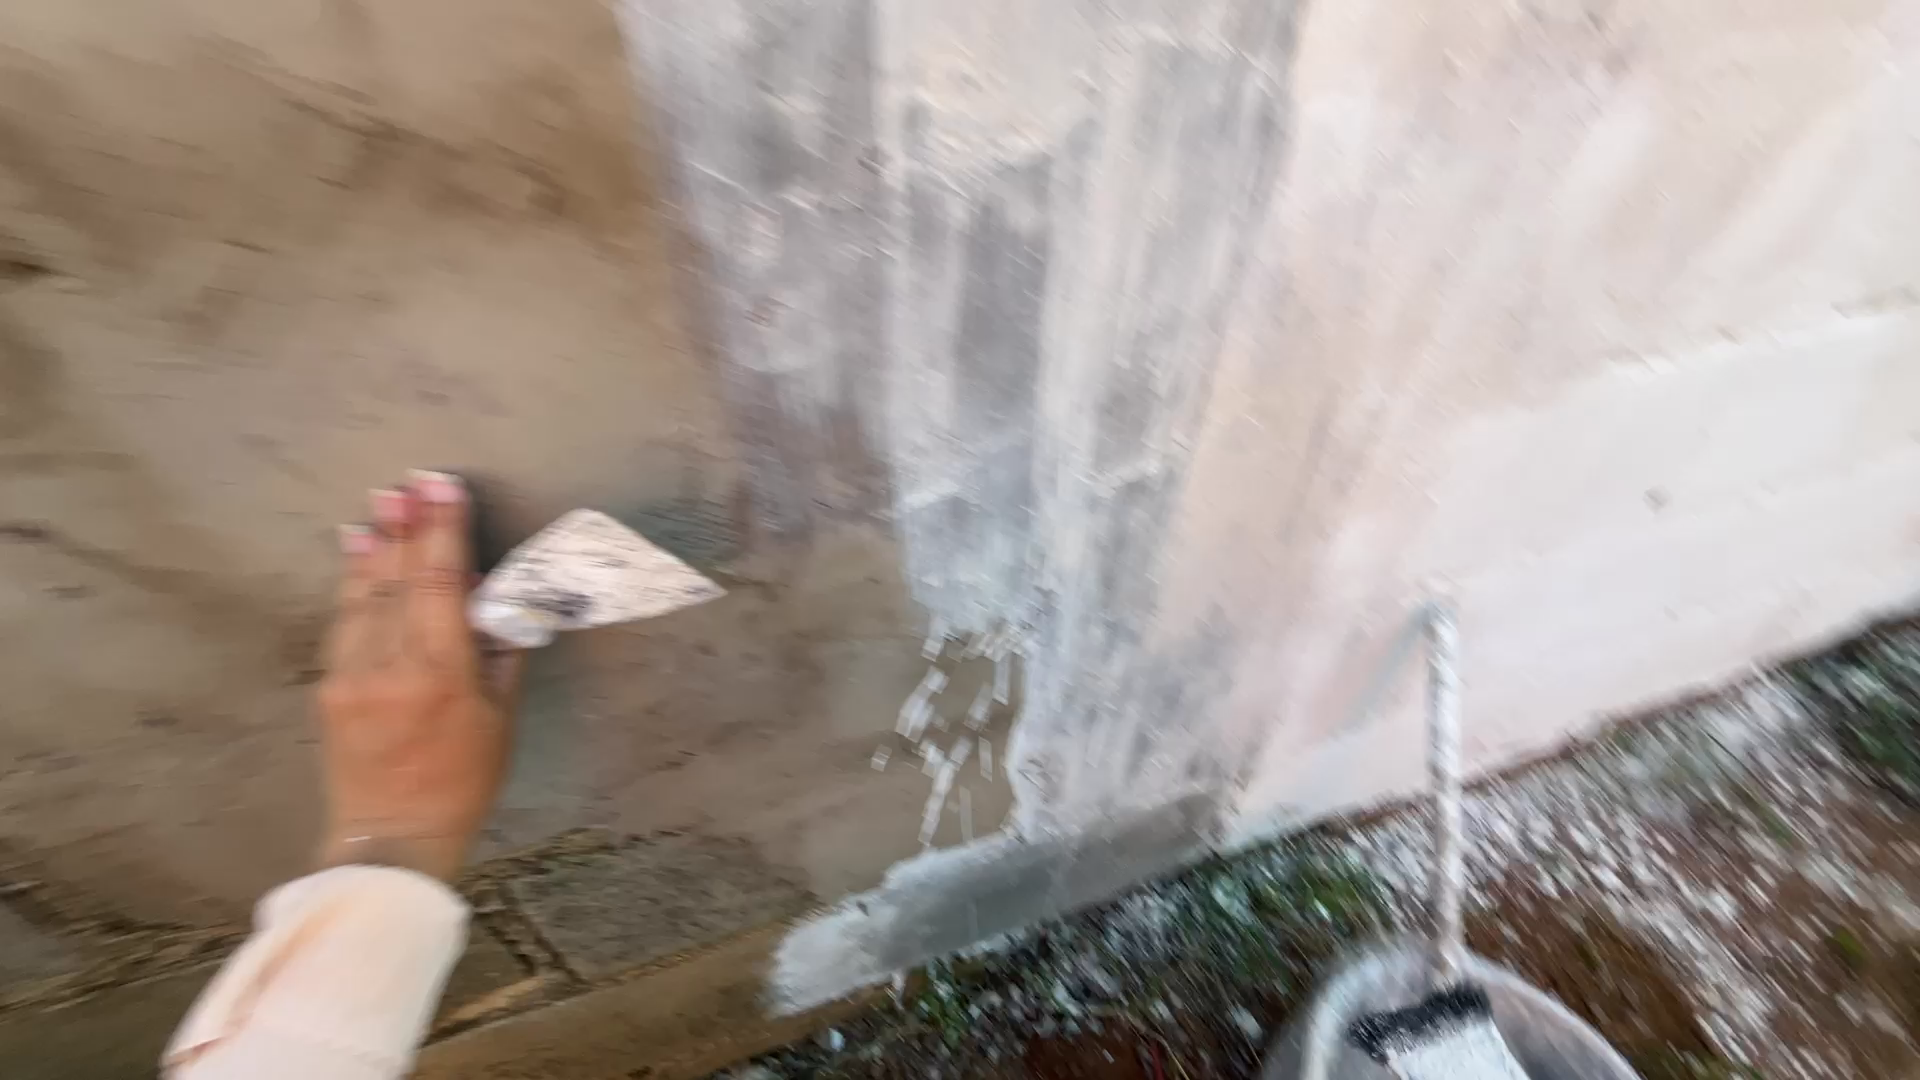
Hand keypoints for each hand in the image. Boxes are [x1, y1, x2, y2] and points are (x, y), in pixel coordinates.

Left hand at [316, 472, 523, 880]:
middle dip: (408, 527)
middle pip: (398, 581)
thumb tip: (491, 599)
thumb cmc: (468, 775)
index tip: (446, 490)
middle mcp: (387, 665)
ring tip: (380, 504)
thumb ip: (498, 651)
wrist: (393, 835)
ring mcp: (349, 674)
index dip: (444, 533)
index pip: (442, 584)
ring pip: (363, 596)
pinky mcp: (329, 686)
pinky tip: (358, 552)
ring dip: (376, 547)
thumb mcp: (502, 714)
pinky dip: (354, 582)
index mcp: (439, 672)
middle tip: (410, 482)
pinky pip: (346, 621)